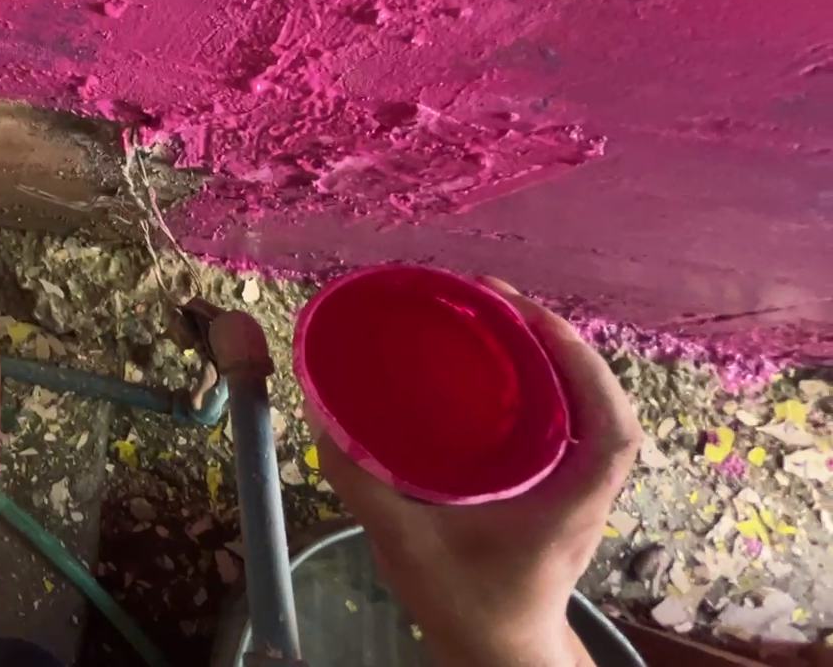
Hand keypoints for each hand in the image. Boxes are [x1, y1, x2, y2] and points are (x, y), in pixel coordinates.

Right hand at [307, 278, 641, 666]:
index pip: (608, 427)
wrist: (497, 648)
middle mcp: (579, 486)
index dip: (580, 363)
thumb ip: (356, 479)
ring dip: (546, 353)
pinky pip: (554, 418)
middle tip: (487, 295)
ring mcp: (566, 484)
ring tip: (488, 312)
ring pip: (580, 406)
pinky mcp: (544, 482)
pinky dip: (532, 377)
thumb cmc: (461, 600)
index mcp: (565, 502)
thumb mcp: (400, 541)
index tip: (524, 313)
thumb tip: (318, 410)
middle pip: (597, 401)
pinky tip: (487, 360)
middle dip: (552, 338)